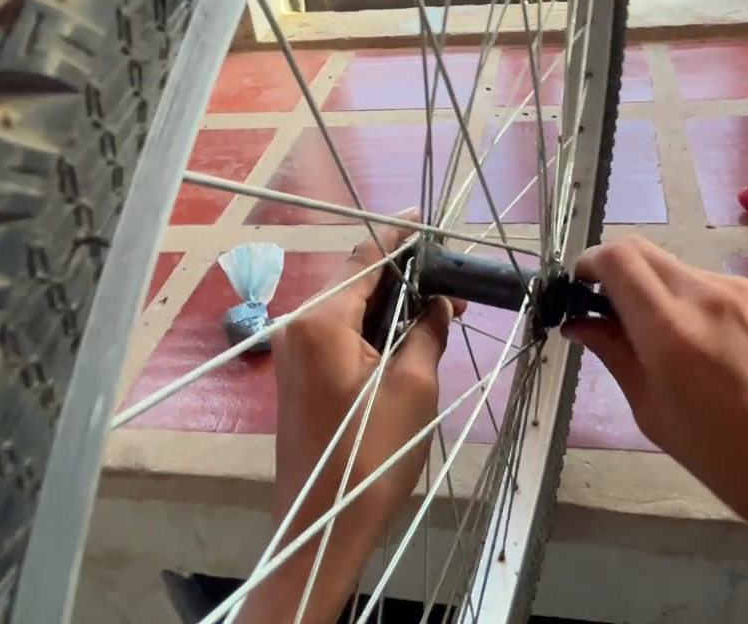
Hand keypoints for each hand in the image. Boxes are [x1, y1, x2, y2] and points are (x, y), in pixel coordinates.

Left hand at [238, 215, 462, 623]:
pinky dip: (376, 328)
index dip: (400, 235)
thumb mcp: (413, 387)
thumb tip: (438, 303)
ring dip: (393, 304)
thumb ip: (427, 331)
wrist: (320, 529)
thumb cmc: (369, 456)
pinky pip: (342, 332)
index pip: (365, 257)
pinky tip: (409, 336)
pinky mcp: (301, 372)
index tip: (428, 217)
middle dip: (405, 276)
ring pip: (351, 307)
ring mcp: (296, 350)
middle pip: (357, 279)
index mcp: (320, 319)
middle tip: (452, 284)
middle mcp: (299, 324)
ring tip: (441, 310)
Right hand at [564, 237, 747, 561]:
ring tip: (657, 339)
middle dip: (613, 271)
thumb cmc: (733, 464)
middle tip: (606, 312)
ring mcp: (738, 290)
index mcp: (671, 330)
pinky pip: (706, 283)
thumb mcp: (656, 416)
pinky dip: (685, 299)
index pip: (616, 258)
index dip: (588, 264)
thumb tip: (581, 324)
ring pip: (673, 266)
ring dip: (651, 288)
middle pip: (640, 249)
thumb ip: (615, 356)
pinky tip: (700, 345)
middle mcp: (705, 294)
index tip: (578, 289)